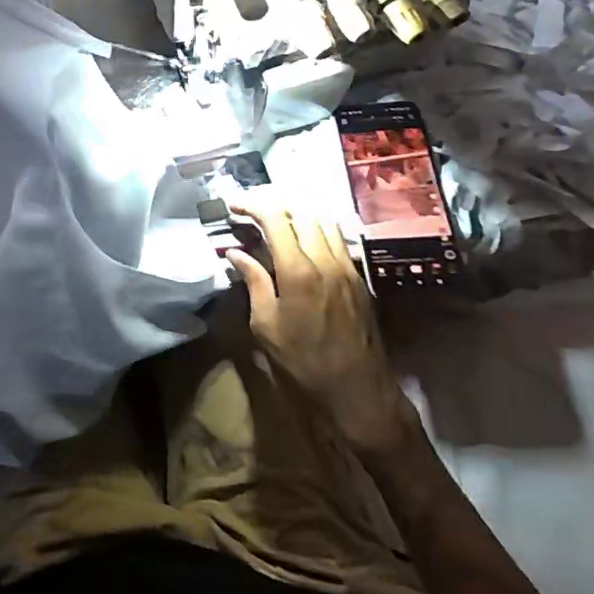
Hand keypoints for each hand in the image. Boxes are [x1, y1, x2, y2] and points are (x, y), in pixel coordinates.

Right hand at [225, 200, 412, 452]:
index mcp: (298, 270)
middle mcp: (325, 259)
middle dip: (275, 205)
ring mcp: (346, 265)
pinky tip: (305, 240)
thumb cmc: (303, 360)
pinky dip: (318, 228)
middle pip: (301, 212)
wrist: (358, 387)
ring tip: (278, 222)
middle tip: (254, 213)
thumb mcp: (266, 325)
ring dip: (299, 214)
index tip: (235, 206)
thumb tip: (236, 253)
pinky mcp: (358, 275)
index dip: (253, 205)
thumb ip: (254, 282)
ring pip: (324, 220)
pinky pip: (338, 237)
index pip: (275, 219)